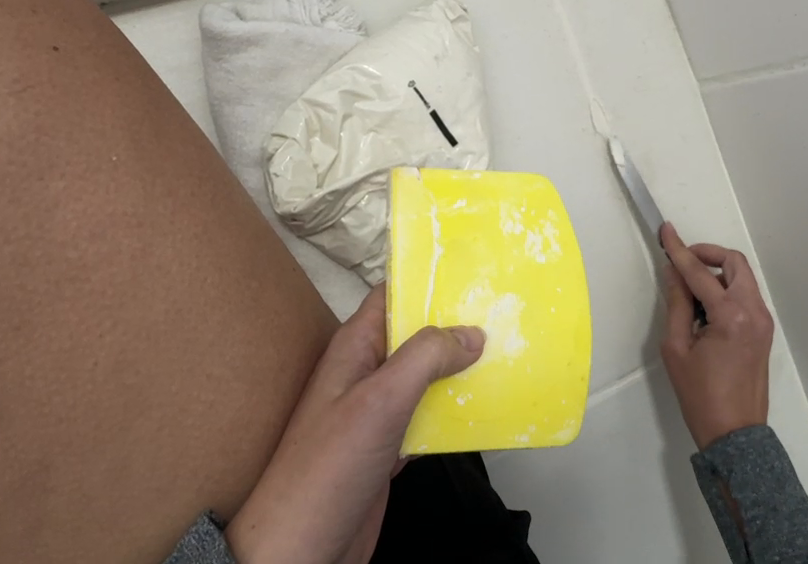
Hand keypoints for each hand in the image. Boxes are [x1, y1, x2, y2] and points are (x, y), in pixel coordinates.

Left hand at [227, 285, 483, 563]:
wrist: (301, 550)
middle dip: (454, 325)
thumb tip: (471, 333)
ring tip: (506, 355)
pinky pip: (427, 417)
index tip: (472, 272)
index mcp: (355, 346)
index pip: (392, 296)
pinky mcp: (388, 448)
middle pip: (415, 336)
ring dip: (459, 370)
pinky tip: (485, 410)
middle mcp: (366, 371)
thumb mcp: (380, 400)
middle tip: (503, 314)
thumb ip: (424, 358)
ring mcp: (377, 412)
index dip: (427, 280)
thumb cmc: (330, 465)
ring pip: (425, 377)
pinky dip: (453, 412)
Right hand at [658, 222, 773, 450]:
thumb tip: (673, 272)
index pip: (700, 272)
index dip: (679, 250)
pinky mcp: (763, 330)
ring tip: (689, 288)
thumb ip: (677, 303)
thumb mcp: (676, 347)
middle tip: (682, 261)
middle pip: (734, 262)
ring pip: (742, 277)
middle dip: (707, 254)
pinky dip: (725, 289)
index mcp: (731, 316)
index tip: (665, 231)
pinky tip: (704, 306)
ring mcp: (763, 321)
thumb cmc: (700, 395)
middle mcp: (754, 311)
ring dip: (716, 272)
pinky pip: (745, 295)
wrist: (734, 435)